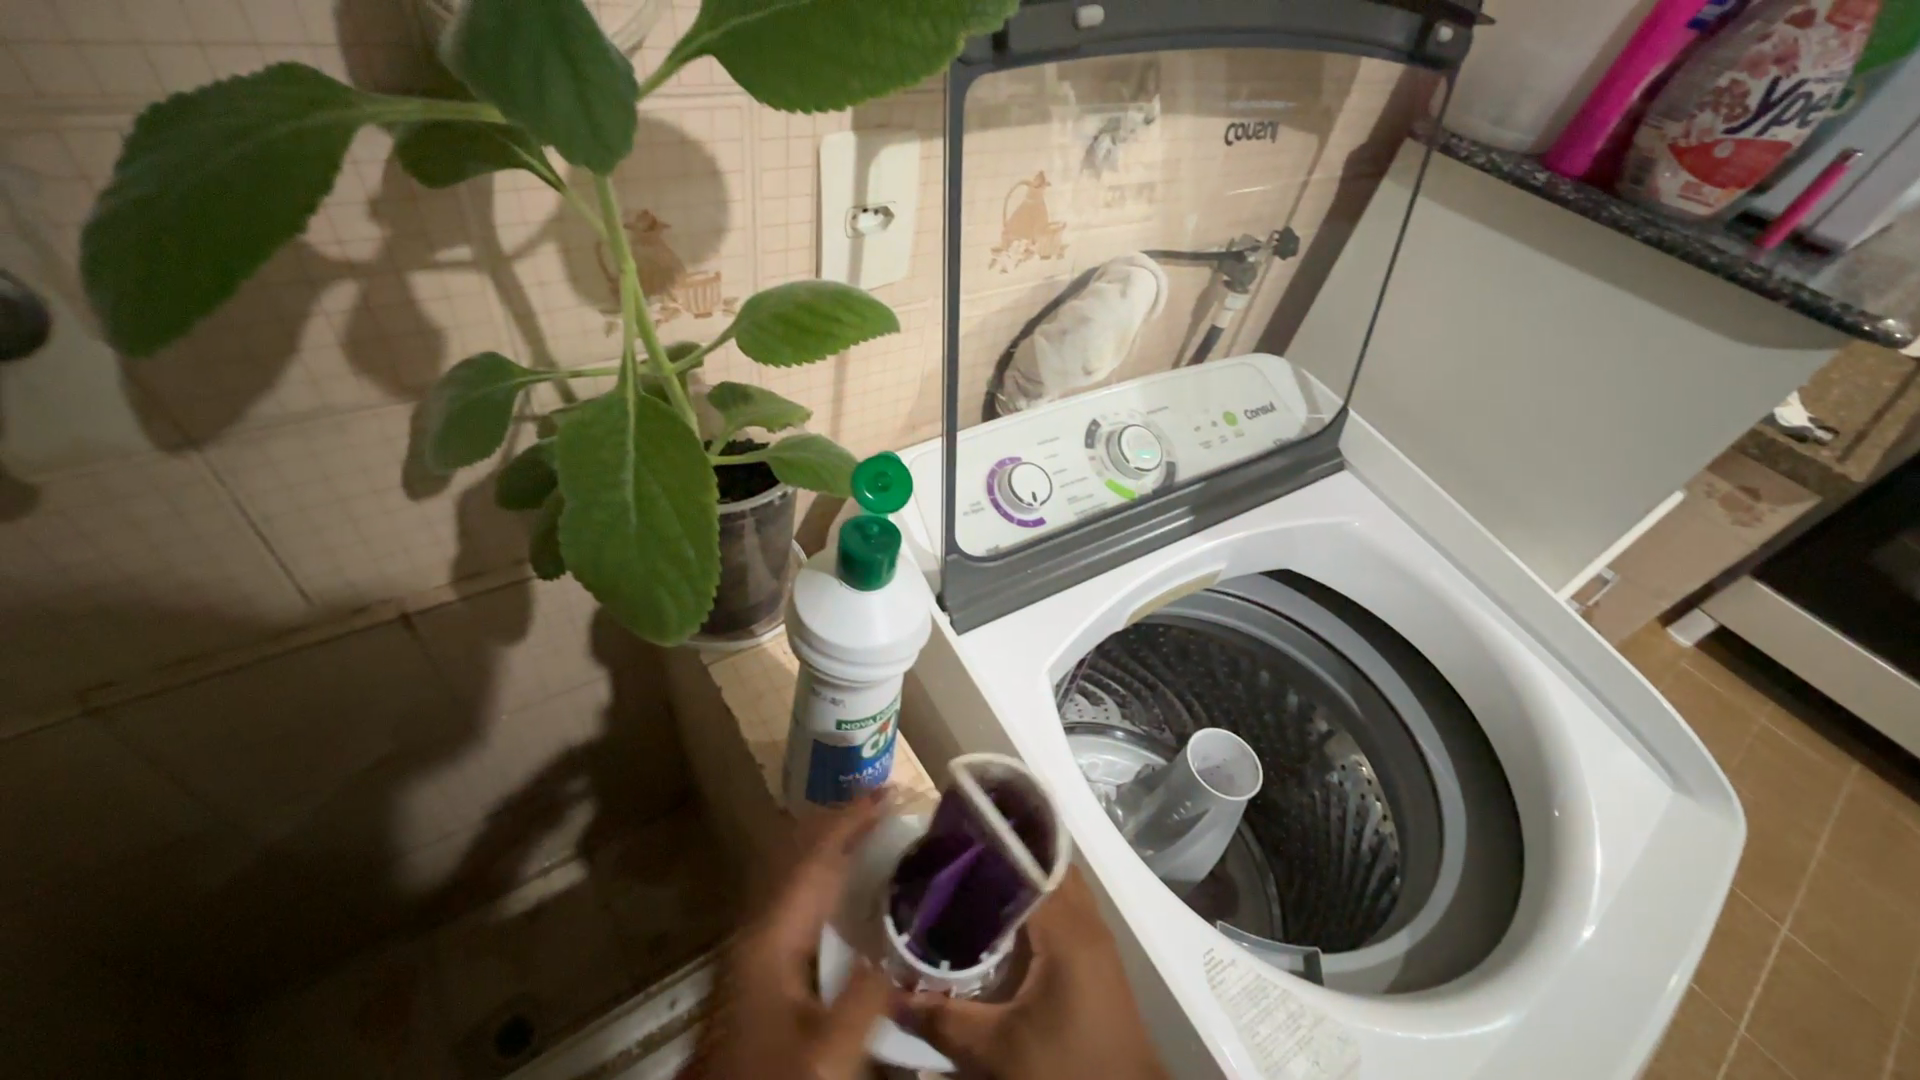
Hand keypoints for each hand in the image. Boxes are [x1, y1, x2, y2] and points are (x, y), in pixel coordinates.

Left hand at [680, 796, 894, 1079]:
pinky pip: (790, 890)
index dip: (849, 820)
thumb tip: (904, 950)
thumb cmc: (769, 1074)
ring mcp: (751, 940)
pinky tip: (839, 881)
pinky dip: (817, 868)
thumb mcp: (827, 1049)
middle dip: (837, 821)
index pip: (813, 858)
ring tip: (867, 826)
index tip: (885, 792)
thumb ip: (866, 998)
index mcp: (771, 934)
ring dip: (826, 841)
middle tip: (882, 802)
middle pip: (795, 852)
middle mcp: (756, 925)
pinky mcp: (755, 958)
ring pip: (790, 869)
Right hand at [905, 869, 1168, 1079]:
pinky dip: (1038, 902)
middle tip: (961, 852)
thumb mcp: (997, 1050)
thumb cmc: (1066, 1068)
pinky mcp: (1099, 959)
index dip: (995, 845)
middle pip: (1049, 866)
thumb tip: (892, 997)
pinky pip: (1067, 909)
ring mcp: (1098, 940)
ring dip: (1025, 878)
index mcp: (1067, 929)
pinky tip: (1004, 920)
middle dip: (1008, 854)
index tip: (958, 832)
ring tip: (976, 877)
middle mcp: (1088, 922)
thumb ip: (943, 1018)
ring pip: (1060, 887)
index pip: (1032, 863)